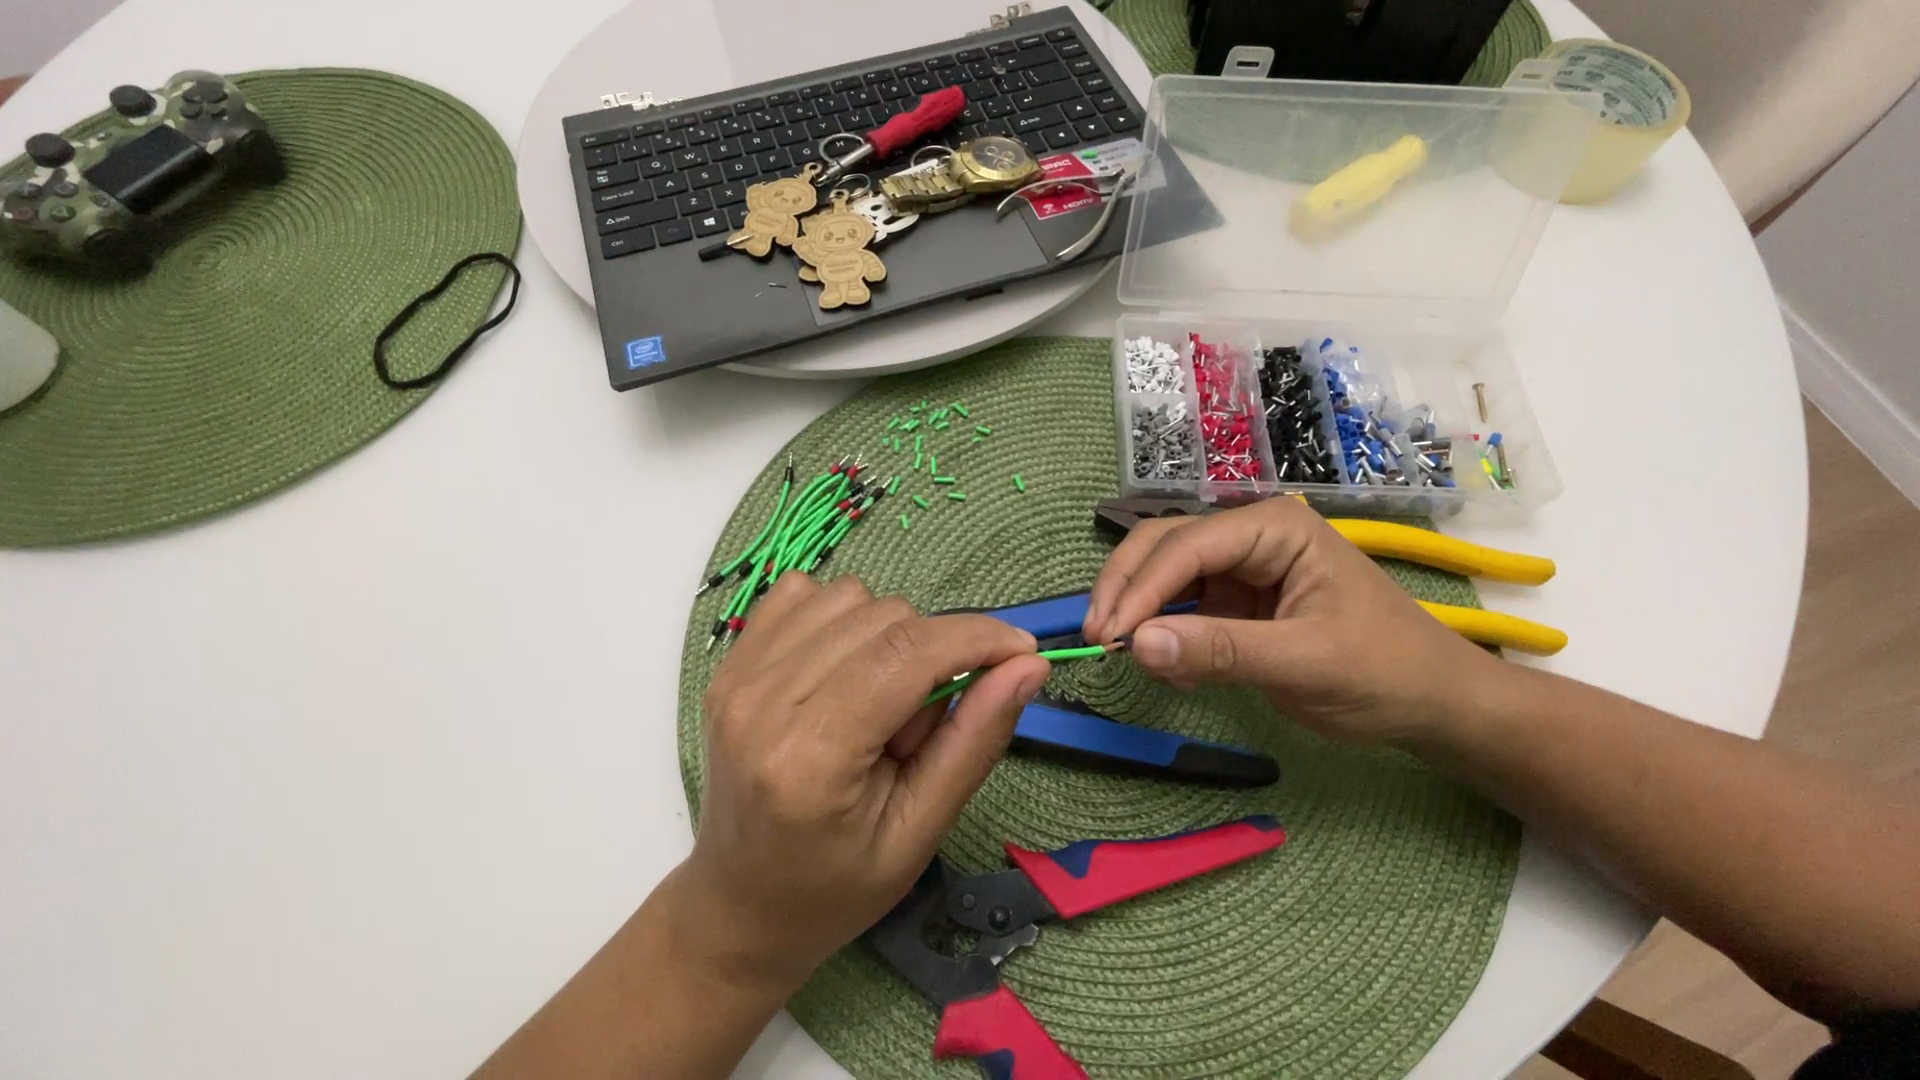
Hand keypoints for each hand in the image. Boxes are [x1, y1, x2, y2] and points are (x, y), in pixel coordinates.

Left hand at [683, 571, 1051, 990]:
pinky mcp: (728, 664)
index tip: (1021, 651)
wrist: (740, 904)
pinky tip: (844, 671)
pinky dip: (842, 618)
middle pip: (884, 617)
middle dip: (933, 654)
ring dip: (888, 636)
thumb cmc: (836, 887)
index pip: (908, 654)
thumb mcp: (919, 832)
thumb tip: (1028, 666)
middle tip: (921, 726)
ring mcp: (737, 675)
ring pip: (849, 596)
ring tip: (879, 703)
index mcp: (810, 757)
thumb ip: (974, 742)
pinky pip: (803, 594)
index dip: (978, 637)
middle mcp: (762, 700)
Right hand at [1082, 498, 1499, 743]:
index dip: (1141, 587)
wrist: (1432, 703)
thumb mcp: (1304, 662)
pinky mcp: (1235, 602)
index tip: (1108, 635)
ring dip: (1140, 612)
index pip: (1187, 546)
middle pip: (1163, 546)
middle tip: (1099, 640)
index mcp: (1275, 527)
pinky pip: (1181, 609)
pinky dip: (1162, 635)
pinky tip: (1163, 666)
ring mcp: (1241, 569)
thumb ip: (1221, 650)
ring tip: (1126, 656)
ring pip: (1164, 575)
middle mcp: (1250, 536)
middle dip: (1128, 589)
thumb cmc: (1384, 671)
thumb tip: (1135, 644)